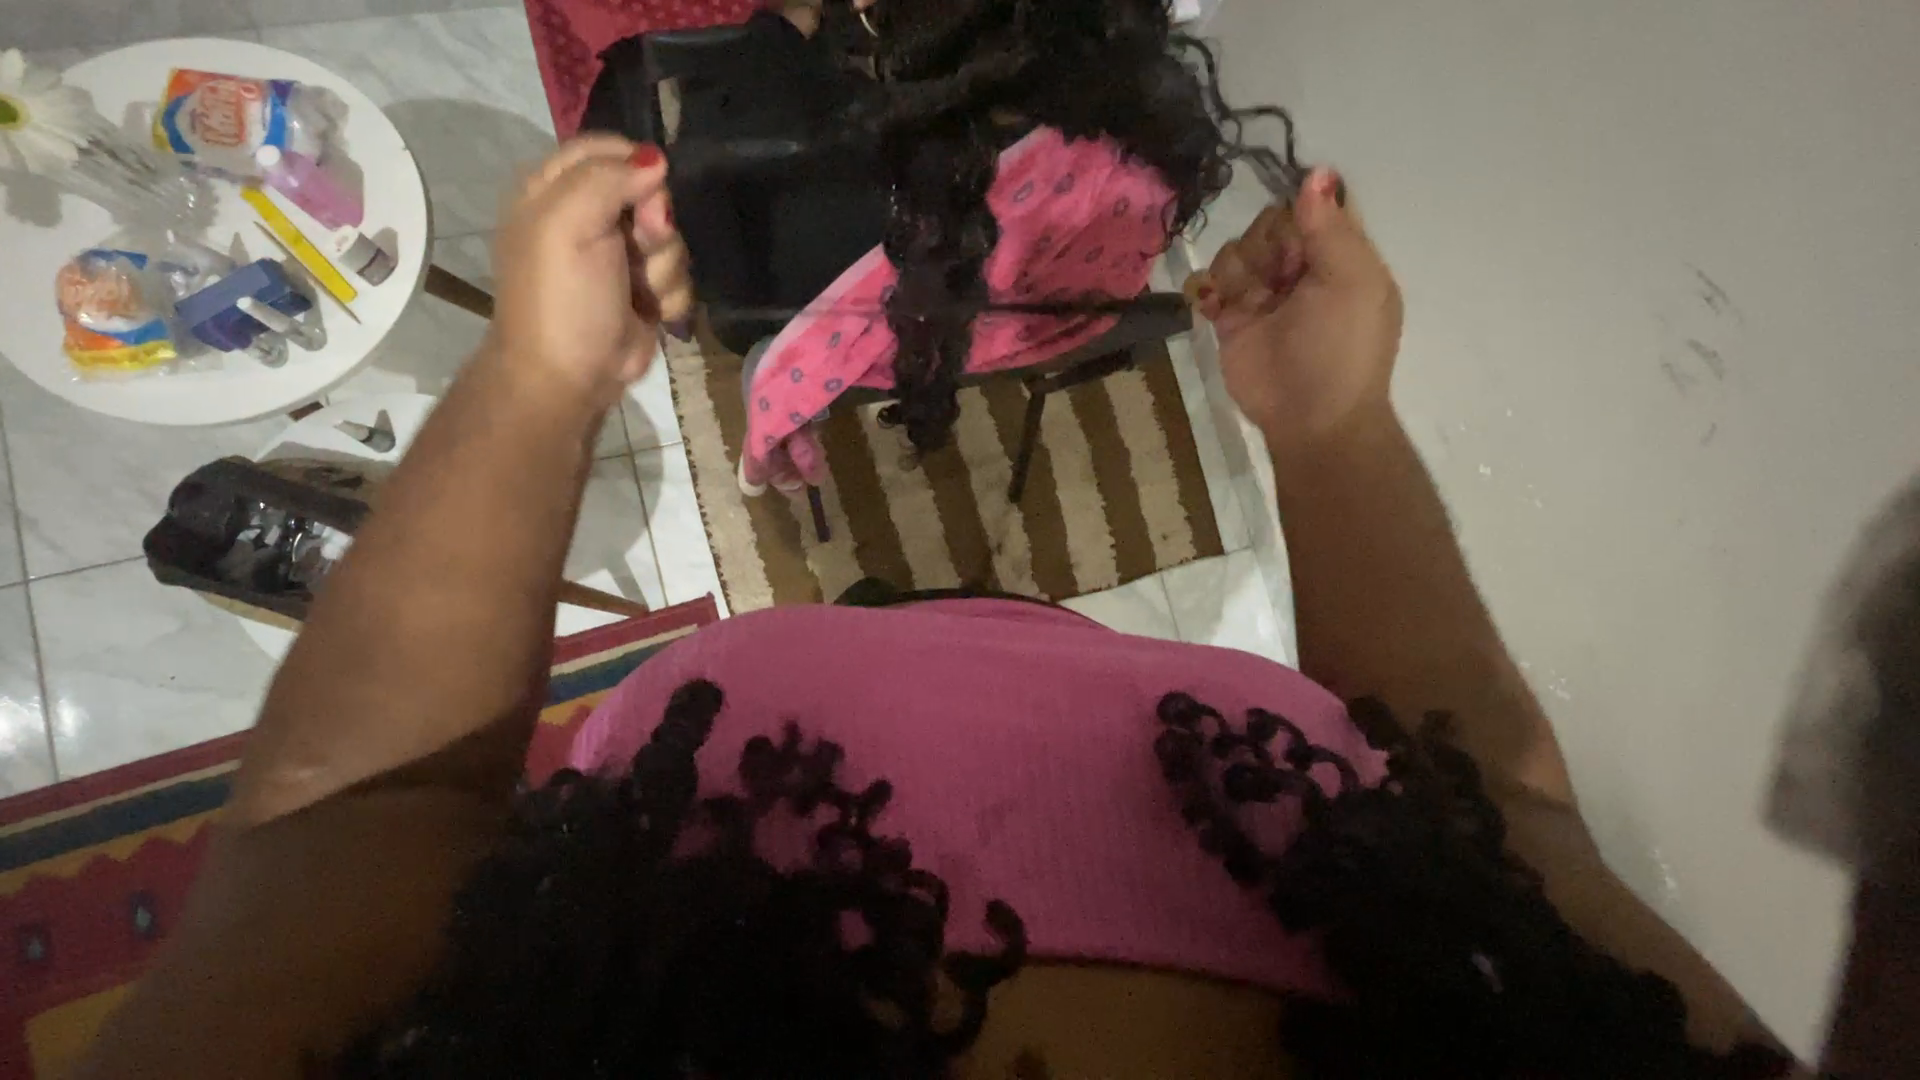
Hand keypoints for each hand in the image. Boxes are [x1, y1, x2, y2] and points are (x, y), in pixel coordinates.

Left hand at [490, 137, 692, 410]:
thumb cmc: (562, 297)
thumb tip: (656, 159)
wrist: (571, 375)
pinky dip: (671, 297)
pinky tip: (652, 313)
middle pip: (650, 195)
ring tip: (641, 293)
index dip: (635, 167)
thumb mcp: (568, 224)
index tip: (647, 193)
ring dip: (664, 268)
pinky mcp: (647, 293)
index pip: (606, 150)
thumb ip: (607, 180)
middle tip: (641, 247)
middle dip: (656, 226)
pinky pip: (680, 278)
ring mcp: (622, 259)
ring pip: (672, 241)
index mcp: (555, 191)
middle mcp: (591, 219)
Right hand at [1189, 169, 1402, 450]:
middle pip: (1268, 223)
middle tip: (1279, 281)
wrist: (1310, 417)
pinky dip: (1209, 290)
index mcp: (1340, 255)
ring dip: (1238, 271)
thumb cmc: (1340, 348)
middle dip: (1266, 246)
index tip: (1297, 237)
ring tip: (1249, 304)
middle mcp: (1300, 269)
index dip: (1300, 212)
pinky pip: (1210, 283)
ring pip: (1236, 250)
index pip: (1314, 207)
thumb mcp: (1351, 281)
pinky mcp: (1230, 319)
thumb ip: (1330, 227)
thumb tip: (1315, 171)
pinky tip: (1218, 309)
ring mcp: (1263, 295)